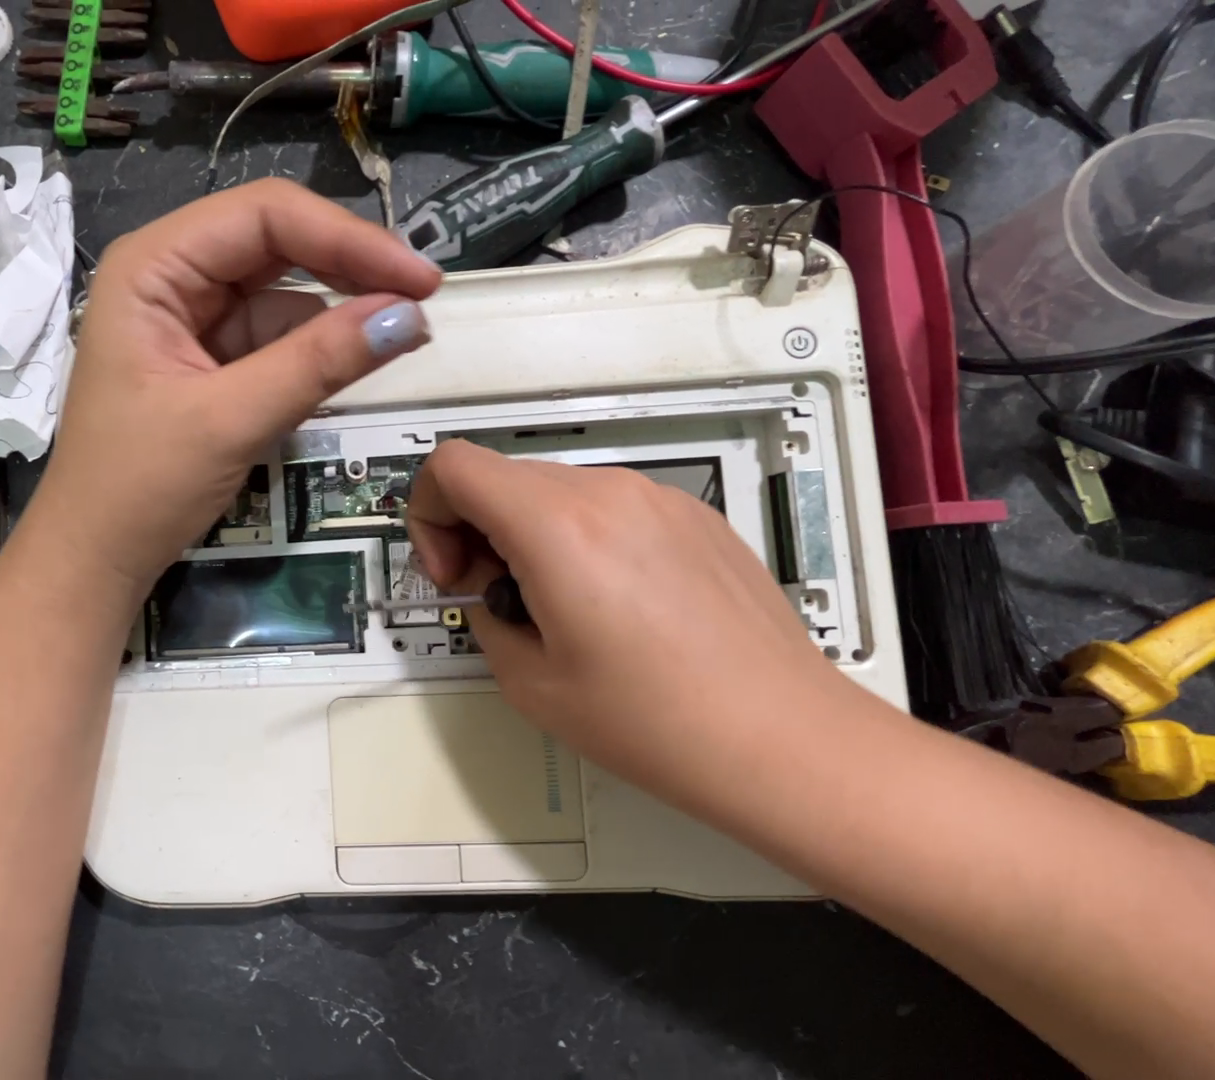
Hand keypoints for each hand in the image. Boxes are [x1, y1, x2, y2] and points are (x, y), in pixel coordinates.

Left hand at [24, 179, 440, 596]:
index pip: (264, 217)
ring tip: (400, 334)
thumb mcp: (230, 420)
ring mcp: (192, 319)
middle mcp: (172, 276)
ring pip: (283, 292)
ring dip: (338, 311)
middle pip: (276, 244)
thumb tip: (410, 318)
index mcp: (153, 266)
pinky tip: (353, 360)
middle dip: (349, 268)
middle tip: (423, 299)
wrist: (97, 556)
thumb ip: (318, 363)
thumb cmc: (138, 486)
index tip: (420, 280)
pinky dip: (316, 349)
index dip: (348, 239)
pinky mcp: (211, 360)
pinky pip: (276, 338)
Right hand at [406, 439, 851, 786]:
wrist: (784, 741)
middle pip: (501, 476)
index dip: (430, 514)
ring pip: (555, 489)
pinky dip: (583, 537)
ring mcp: (659, 497)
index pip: (452, 466)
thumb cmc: (652, 722)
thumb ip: (484, 614)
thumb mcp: (529, 682)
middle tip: (499, 599)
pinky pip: (610, 505)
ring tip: (563, 609)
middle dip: (476, 530)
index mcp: (557, 526)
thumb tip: (489, 587)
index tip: (454, 575)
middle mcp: (608, 491)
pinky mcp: (696, 516)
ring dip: (529, 534)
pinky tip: (619, 607)